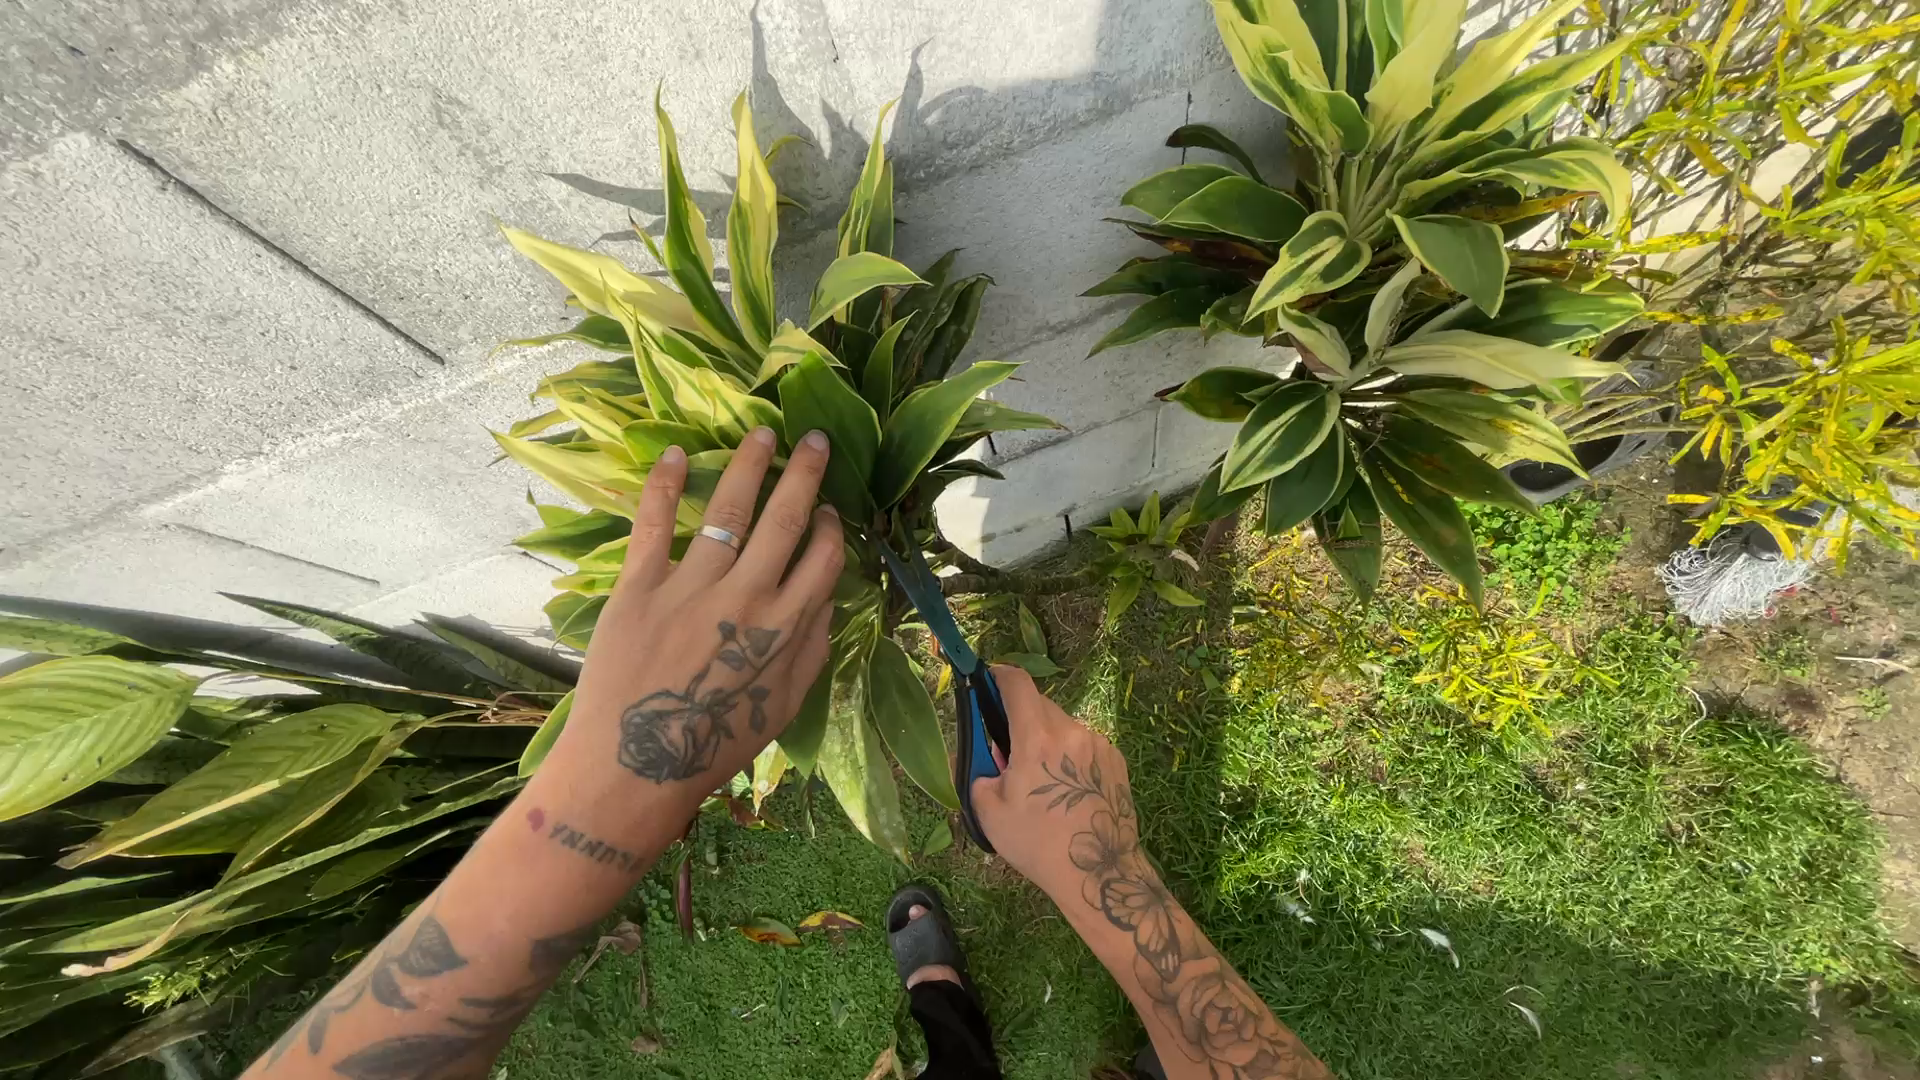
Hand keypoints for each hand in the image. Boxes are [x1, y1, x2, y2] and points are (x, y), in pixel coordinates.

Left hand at [535, 427, 842, 820]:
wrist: (634, 767)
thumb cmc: (718, 743)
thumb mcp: (786, 705)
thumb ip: (814, 648)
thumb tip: (828, 598)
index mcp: (786, 627)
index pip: (822, 557)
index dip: (831, 527)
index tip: (830, 510)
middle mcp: (746, 596)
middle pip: (786, 519)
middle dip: (805, 473)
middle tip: (814, 438)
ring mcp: (691, 586)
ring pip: (729, 510)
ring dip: (749, 465)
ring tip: (761, 433)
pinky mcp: (639, 586)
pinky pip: (653, 524)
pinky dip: (664, 485)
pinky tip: (677, 453)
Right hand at [967, 667, 1144, 905]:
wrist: (1100, 873)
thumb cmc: (1038, 844)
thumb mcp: (989, 811)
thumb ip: (977, 773)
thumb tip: (980, 756)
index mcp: (1037, 740)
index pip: (1017, 684)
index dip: (999, 674)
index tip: (988, 678)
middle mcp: (1071, 731)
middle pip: (1039, 704)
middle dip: (1019, 717)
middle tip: (1009, 753)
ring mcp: (1098, 743)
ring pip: (1062, 725)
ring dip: (1046, 738)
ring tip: (1042, 778)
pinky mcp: (1116, 758)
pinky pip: (1083, 742)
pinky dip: (1069, 753)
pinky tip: (1067, 787)